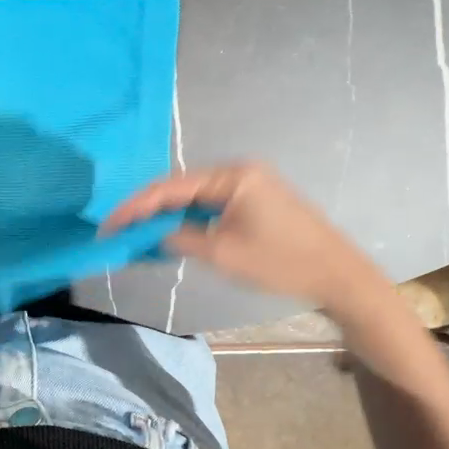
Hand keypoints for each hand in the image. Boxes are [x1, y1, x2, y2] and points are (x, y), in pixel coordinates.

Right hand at [102, 162, 388, 310]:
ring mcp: (249, 184)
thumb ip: (179, 238)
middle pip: (179, 188)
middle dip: (146, 209)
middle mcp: (239, 171)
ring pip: (192, 197)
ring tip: (134, 232)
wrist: (340, 277)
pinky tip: (167, 233)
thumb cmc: (281, 263)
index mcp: (232, 176)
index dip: (134, 207)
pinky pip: (209, 205)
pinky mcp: (254, 201)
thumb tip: (150, 234)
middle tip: (116, 230)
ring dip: (164, 215)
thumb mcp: (221, 253)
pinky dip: (186, 219)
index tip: (107, 226)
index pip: (169, 187)